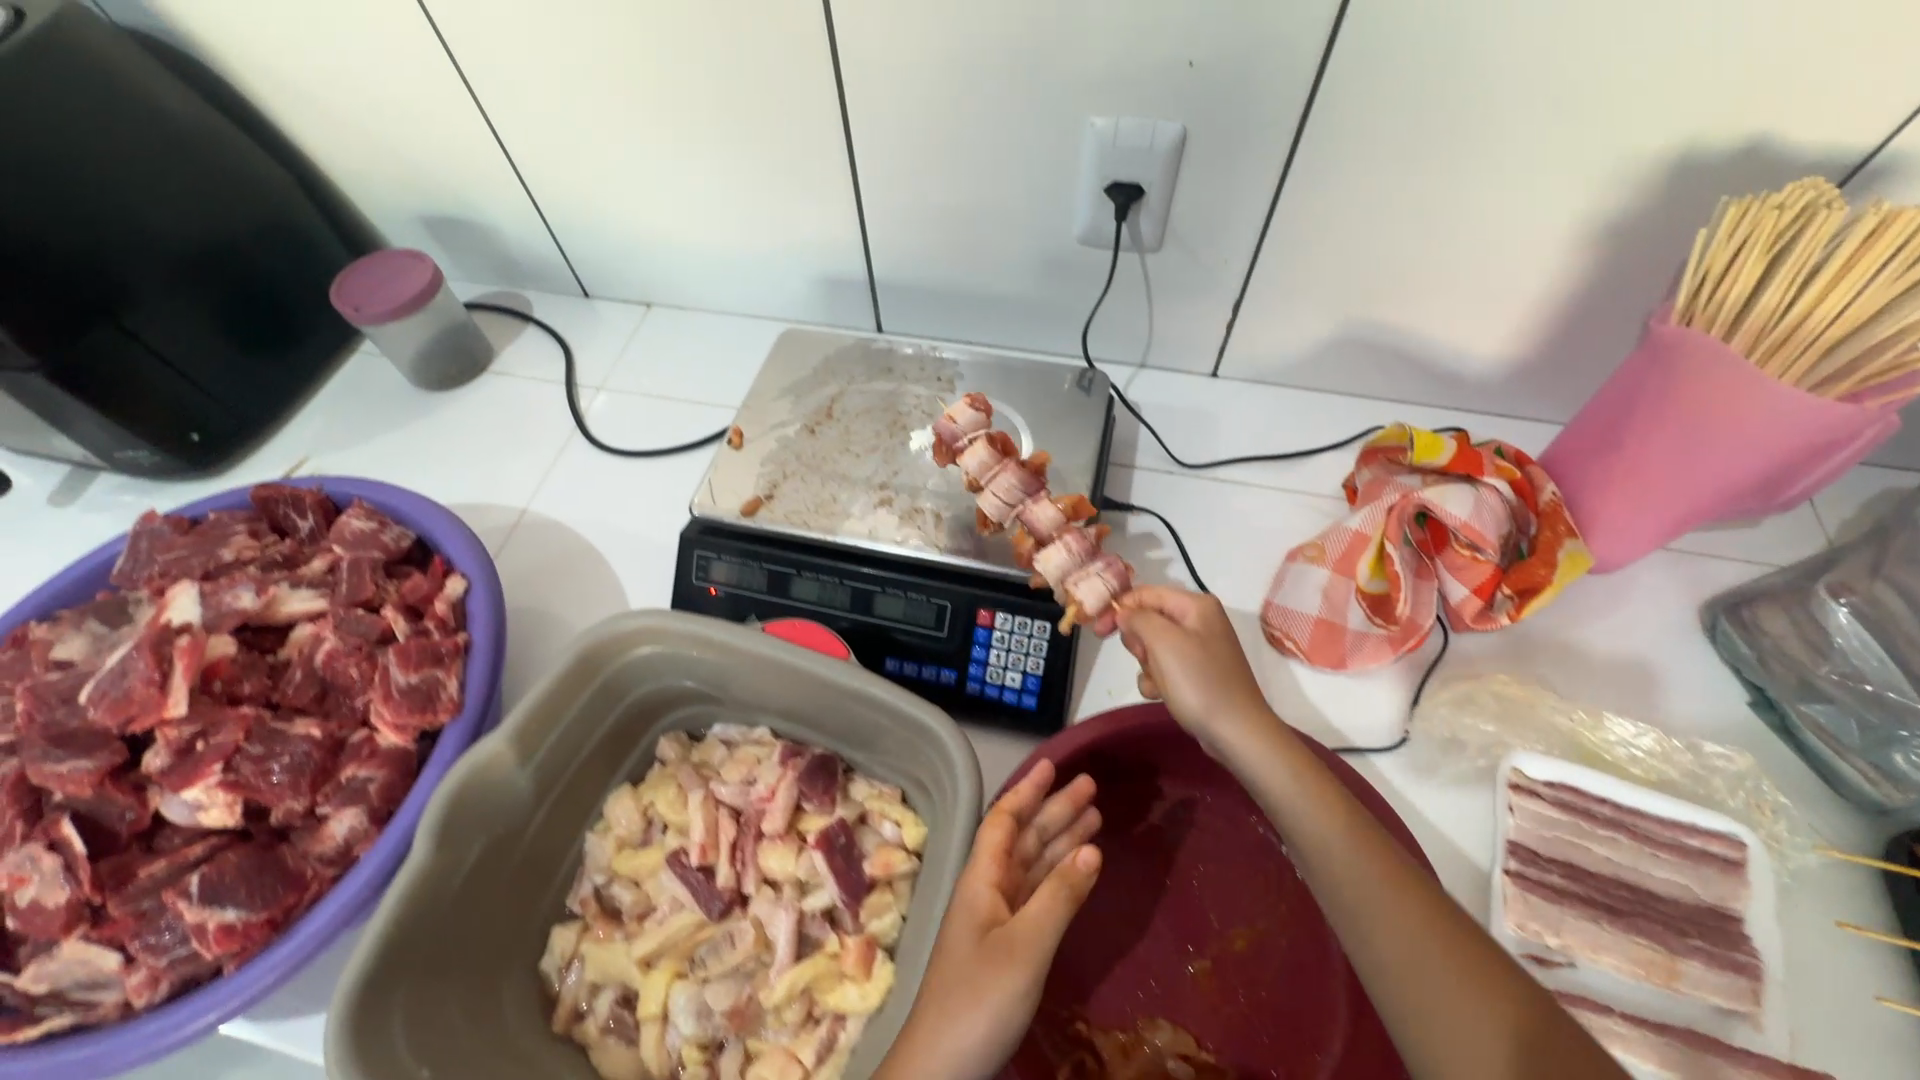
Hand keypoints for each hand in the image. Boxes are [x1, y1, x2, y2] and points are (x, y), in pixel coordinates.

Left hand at [876, 759, 1101, 1079]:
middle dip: (1054, 811)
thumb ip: (1059, 897)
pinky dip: (1059, 879)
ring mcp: (996, 921)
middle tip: (1091, 787)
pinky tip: (1079, 872)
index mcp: (982, 881)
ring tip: (1095, 817)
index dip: (1028, 791)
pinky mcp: (1006, 948)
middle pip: (1022, 839)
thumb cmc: (979, 999)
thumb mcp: (1024, 946)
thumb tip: (1092, 849)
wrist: (943, 1065)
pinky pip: (1036, 897)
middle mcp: (987, 892)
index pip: (1004, 821)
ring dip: (1060, 841)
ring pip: (1032, 867)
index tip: (1054, 765)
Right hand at [1115, 585, 1281, 749]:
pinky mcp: (1196, 674)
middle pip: (1148, 621)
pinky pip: (1164, 669)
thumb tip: (1124, 613)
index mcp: (1195, 605)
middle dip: (1139, 643)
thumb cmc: (1199, 682)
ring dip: (1148, 667)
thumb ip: (1138, 619)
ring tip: (1161, 683)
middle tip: (1147, 659)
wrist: (1236, 732)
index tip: (1097, 631)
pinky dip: (1158, 682)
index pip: (1145, 594)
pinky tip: (1164, 696)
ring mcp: (1198, 650)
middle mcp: (1198, 622)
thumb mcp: (1163, 642)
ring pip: (1152, 648)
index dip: (1118, 608)